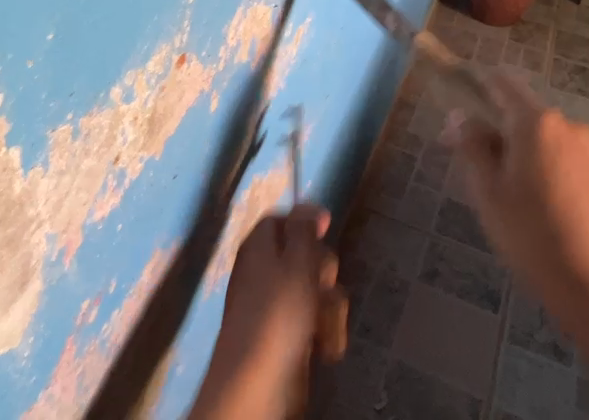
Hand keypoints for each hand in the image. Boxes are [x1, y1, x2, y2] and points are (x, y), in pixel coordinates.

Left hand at [191, 205, 346, 418]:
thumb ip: (303, 230)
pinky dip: (324, 332)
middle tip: (320, 284)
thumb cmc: (277, 316)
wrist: (258, 384)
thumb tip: (308, 205)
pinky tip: (324, 348)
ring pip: (318, 291)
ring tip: (322, 328)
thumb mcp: (295, 263)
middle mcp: (266, 272)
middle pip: (306, 255)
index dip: (305, 221)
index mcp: (260, 248)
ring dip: (329, 309)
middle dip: (323, 272)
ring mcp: (277, 306)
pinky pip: (316, 321)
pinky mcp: (289, 335)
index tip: (327, 228)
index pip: (280, 219)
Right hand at [452, 70, 588, 305]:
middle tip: (460, 158)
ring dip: (509, 147)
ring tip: (490, 187)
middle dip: (488, 125)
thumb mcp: (488, 189)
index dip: (473, 83)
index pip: (500, 83)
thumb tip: (460, 115)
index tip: (450, 92)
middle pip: (517, 110)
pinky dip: (531, 162)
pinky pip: (552, 152)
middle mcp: (564, 125)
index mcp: (536, 122)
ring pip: (534, 134)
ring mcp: (583, 149)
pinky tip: (520, 197)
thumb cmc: (530, 234)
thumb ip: (472, 144)